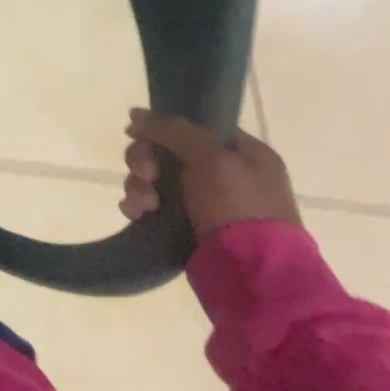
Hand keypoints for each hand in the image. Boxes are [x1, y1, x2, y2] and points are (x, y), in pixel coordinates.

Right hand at [120, 108, 301, 238]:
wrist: (252, 276)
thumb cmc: (238, 208)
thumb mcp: (211, 158)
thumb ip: (174, 130)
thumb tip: (137, 114)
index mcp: (245, 154)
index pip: (194, 126)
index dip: (162, 126)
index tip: (137, 133)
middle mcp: (226, 174)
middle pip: (166, 150)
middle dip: (145, 160)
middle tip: (145, 174)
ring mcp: (205, 201)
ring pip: (154, 176)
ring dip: (139, 185)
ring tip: (143, 204)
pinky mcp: (187, 224)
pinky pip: (152, 202)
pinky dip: (139, 204)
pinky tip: (137, 213)